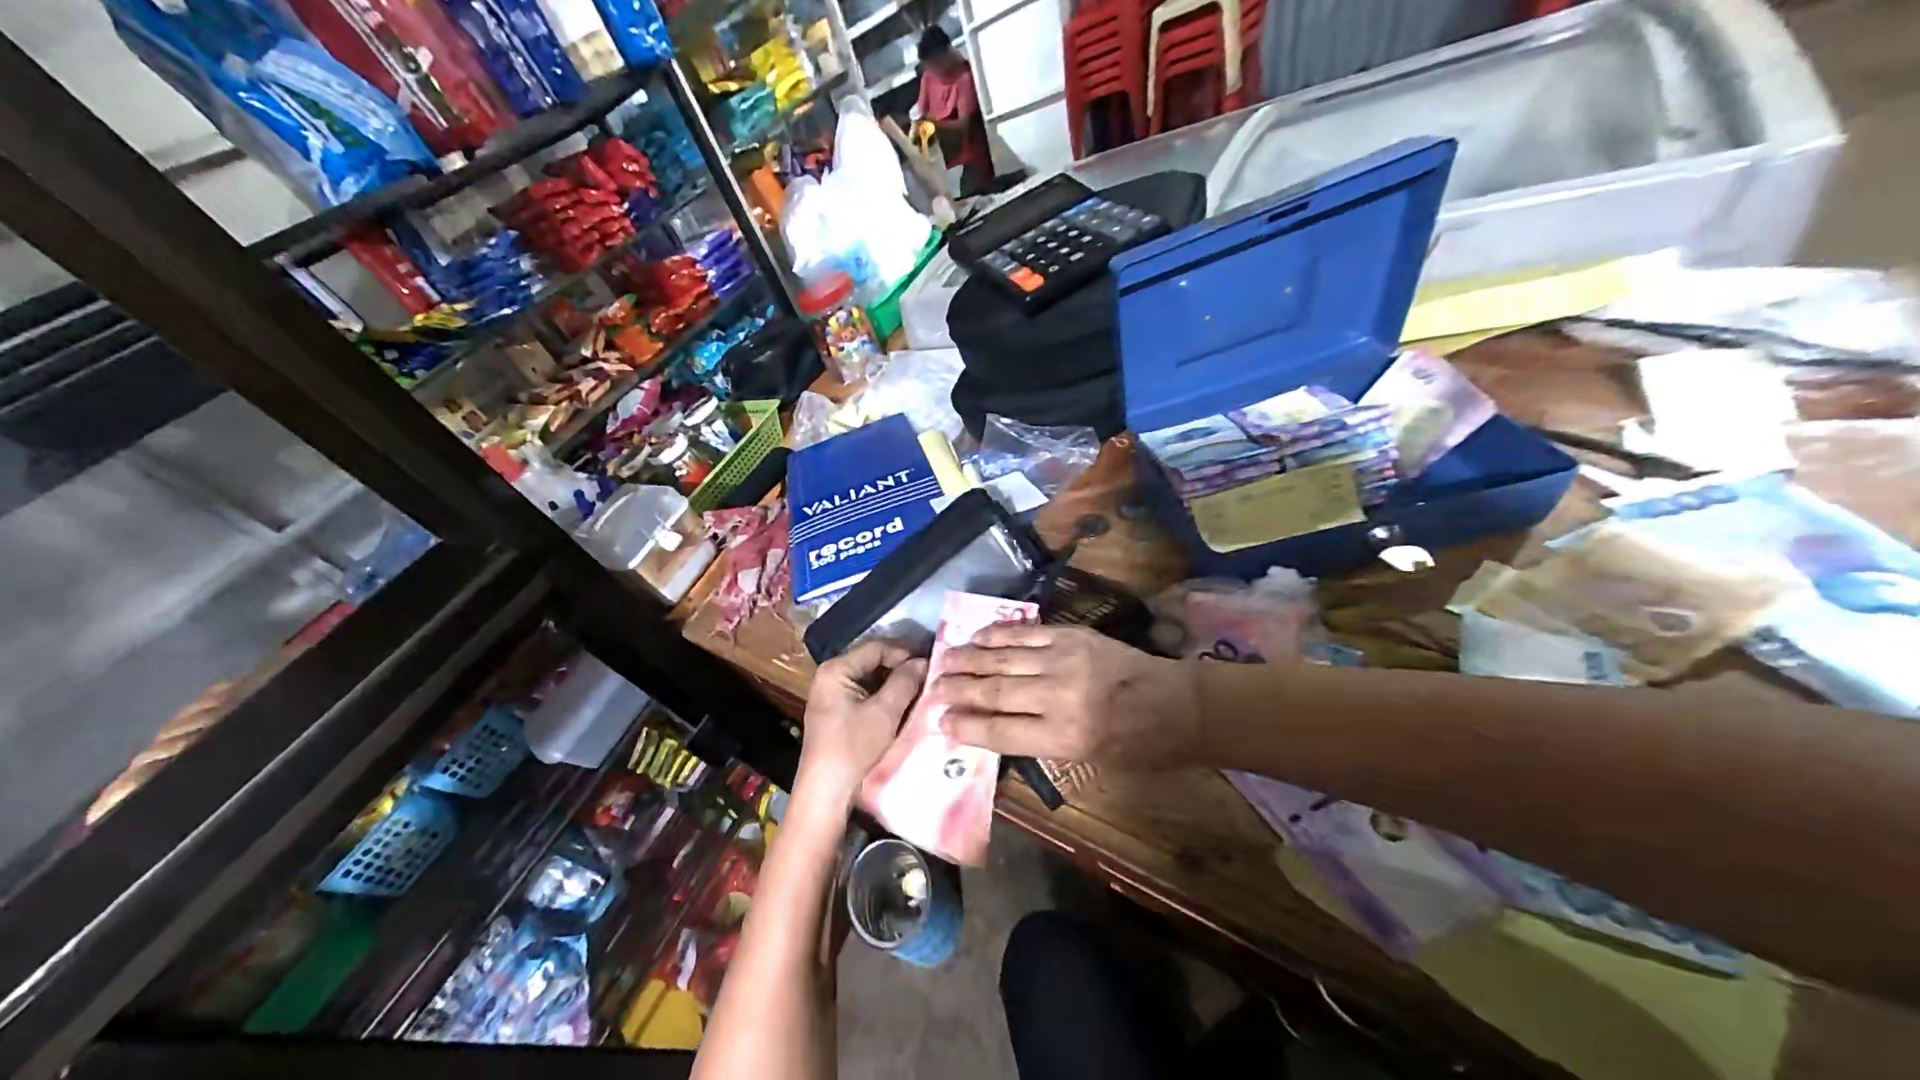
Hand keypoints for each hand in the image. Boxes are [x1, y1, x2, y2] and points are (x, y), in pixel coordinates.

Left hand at [797, 640, 927, 801]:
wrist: (826, 792)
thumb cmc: (853, 748)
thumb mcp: (885, 712)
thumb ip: (905, 681)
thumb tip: (923, 661)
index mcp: (835, 670)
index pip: (876, 647)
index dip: (905, 652)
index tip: (931, 662)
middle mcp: (829, 676)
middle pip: (872, 662)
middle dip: (901, 668)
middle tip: (929, 676)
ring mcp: (832, 695)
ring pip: (871, 679)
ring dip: (895, 684)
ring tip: (922, 690)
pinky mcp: (837, 713)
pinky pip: (866, 695)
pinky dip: (885, 698)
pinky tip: (905, 706)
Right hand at [932, 625, 1201, 768]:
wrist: (1177, 705)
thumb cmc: (1134, 745)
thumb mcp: (1085, 760)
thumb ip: (1038, 742)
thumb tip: (991, 726)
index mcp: (1063, 738)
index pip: (999, 731)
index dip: (964, 726)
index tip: (940, 721)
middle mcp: (1058, 698)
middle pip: (994, 691)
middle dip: (957, 689)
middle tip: (931, 686)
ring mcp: (1064, 660)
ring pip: (1003, 658)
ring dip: (969, 658)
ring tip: (943, 659)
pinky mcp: (1072, 635)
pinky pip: (1025, 631)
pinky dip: (998, 633)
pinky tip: (978, 635)